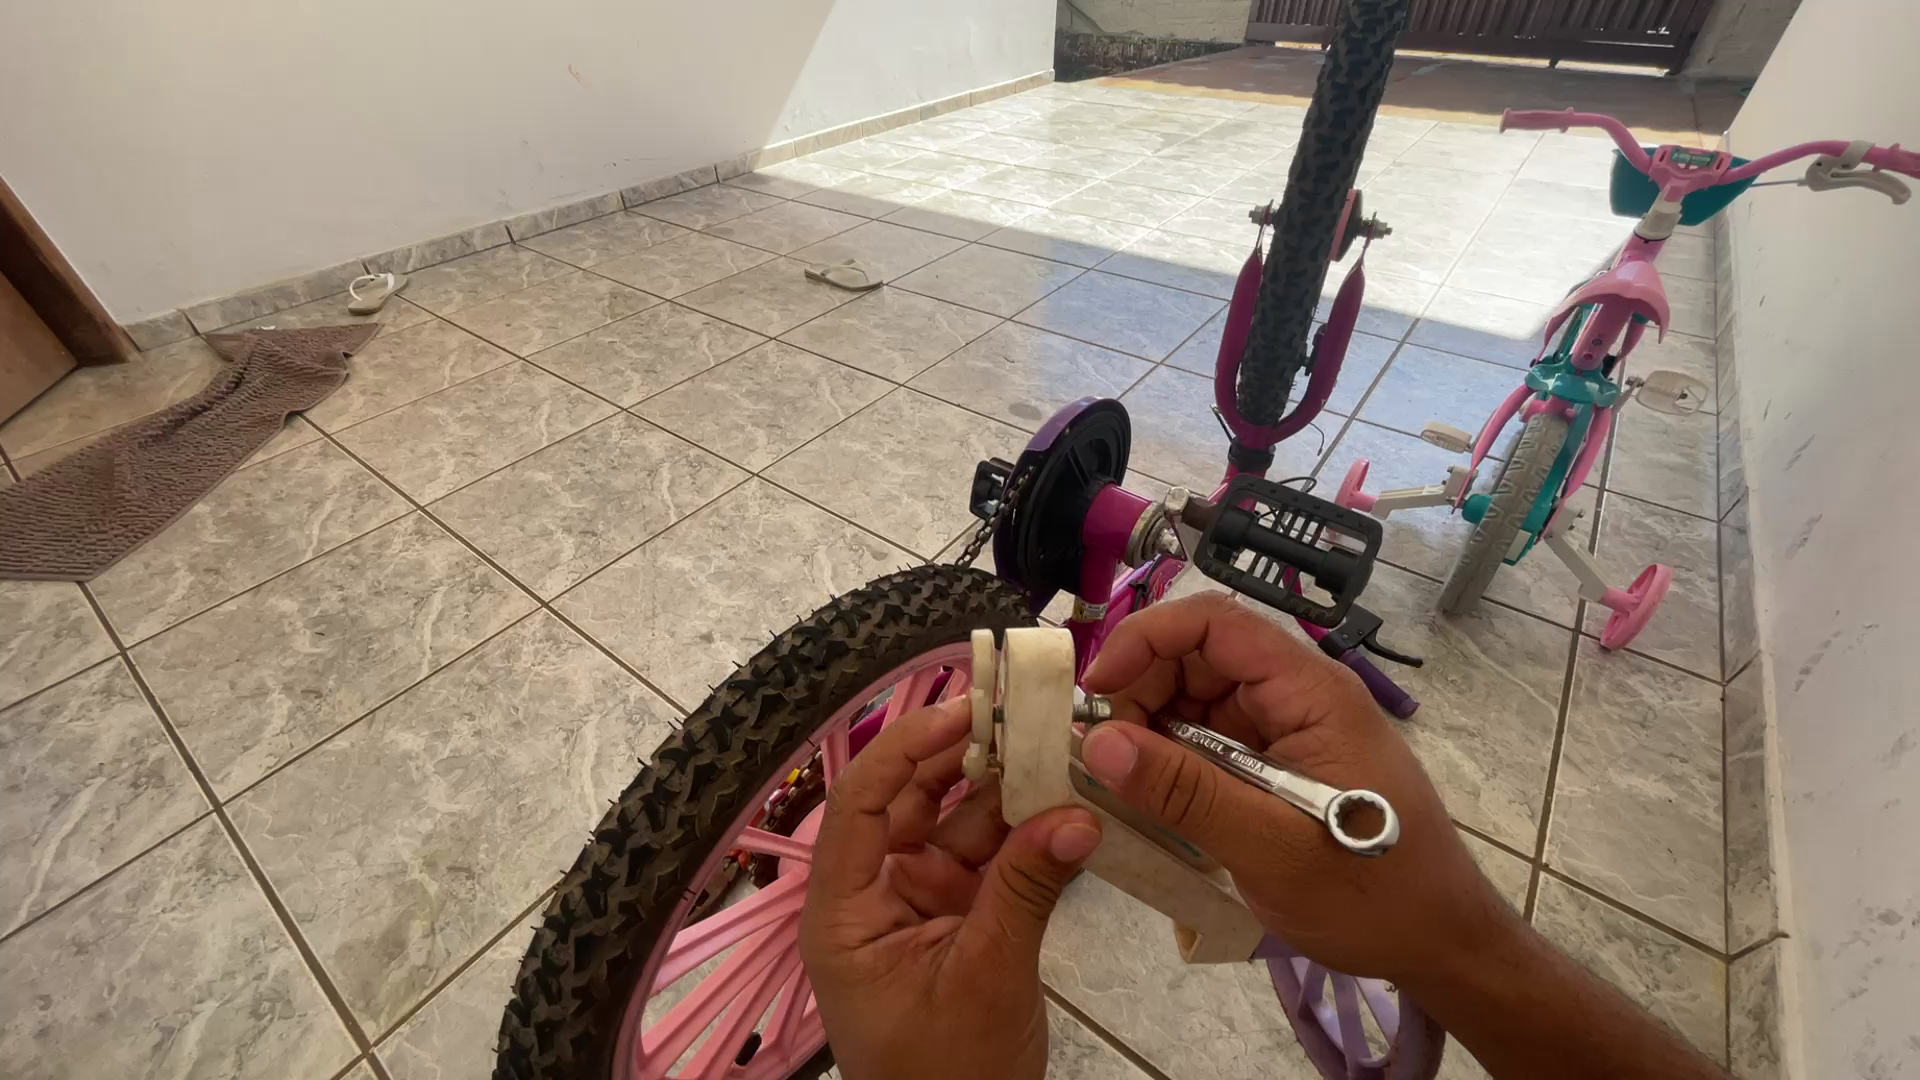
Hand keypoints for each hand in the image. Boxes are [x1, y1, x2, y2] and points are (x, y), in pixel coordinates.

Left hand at [799, 697, 1103, 1079]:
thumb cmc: (949, 1078)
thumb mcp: (986, 980)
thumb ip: (1027, 889)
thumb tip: (1079, 815)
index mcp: (846, 907)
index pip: (858, 802)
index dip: (904, 748)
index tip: (962, 712)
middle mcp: (877, 887)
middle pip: (912, 799)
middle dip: (964, 755)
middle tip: (1019, 712)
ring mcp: (922, 893)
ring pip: (958, 817)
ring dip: (1003, 785)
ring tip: (1051, 744)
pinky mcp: (961, 905)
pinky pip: (990, 849)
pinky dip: (1022, 824)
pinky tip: (1058, 794)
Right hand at [1078, 592, 1513, 983]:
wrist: (1441, 948)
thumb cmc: (1373, 895)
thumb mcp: (1271, 848)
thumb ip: (1184, 793)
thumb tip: (1097, 743)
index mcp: (1307, 690)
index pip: (1214, 622)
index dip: (1146, 637)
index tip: (1098, 689)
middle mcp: (1291, 692)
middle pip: (1195, 654)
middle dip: (1139, 688)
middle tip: (1104, 749)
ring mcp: (1280, 723)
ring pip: (1190, 693)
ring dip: (1146, 723)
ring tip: (1123, 776)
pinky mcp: (1268, 755)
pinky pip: (1201, 734)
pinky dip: (1165, 754)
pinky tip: (1149, 790)